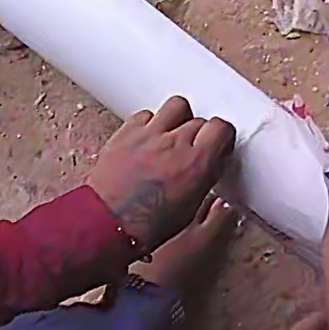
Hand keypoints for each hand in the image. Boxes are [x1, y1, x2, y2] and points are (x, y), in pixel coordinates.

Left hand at [87, 96, 235, 252]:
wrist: (108, 221)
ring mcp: (149, 134)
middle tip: (192, 147)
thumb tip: (213, 163)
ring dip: (179, 117)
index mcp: (196, 164)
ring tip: (173, 133)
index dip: (220, 135)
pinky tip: (149, 137)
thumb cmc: (147, 223)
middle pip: (198, 120)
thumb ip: (205, 177)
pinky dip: (150, 122)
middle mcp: (175, 143)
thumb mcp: (190, 207)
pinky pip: (146, 114)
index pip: (220, 128)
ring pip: (176, 106)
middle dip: (199, 133)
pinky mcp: (127, 132)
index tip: (217, 144)